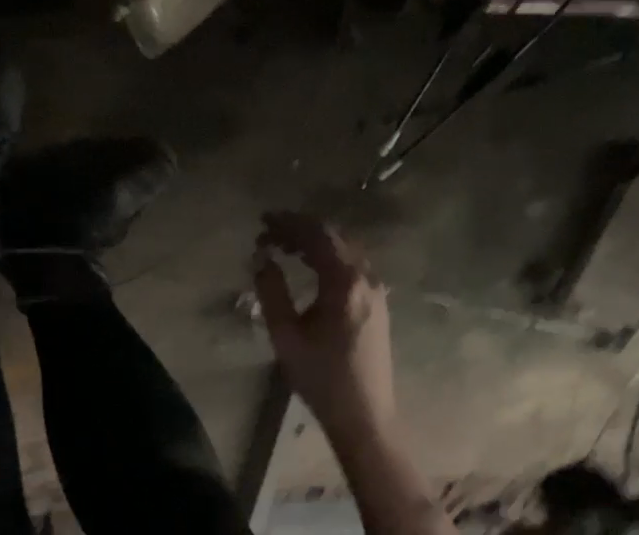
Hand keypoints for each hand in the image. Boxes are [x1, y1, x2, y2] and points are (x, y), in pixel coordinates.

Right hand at [254, 212, 398, 444]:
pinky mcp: (377, 303)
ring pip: (344, 248)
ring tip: (283, 246)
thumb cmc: (321, 377)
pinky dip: (328, 255)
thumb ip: (271, 290)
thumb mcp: (285, 334)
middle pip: (333, 236)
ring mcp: (376, 290)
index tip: (262, 222)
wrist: (364, 418)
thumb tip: (261, 257)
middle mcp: (366, 278)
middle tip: (269, 232)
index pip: (316, 235)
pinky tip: (309, 265)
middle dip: (299, 228)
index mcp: (345, 282)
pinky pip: (352, 263)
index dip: (288, 223)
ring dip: (314, 240)